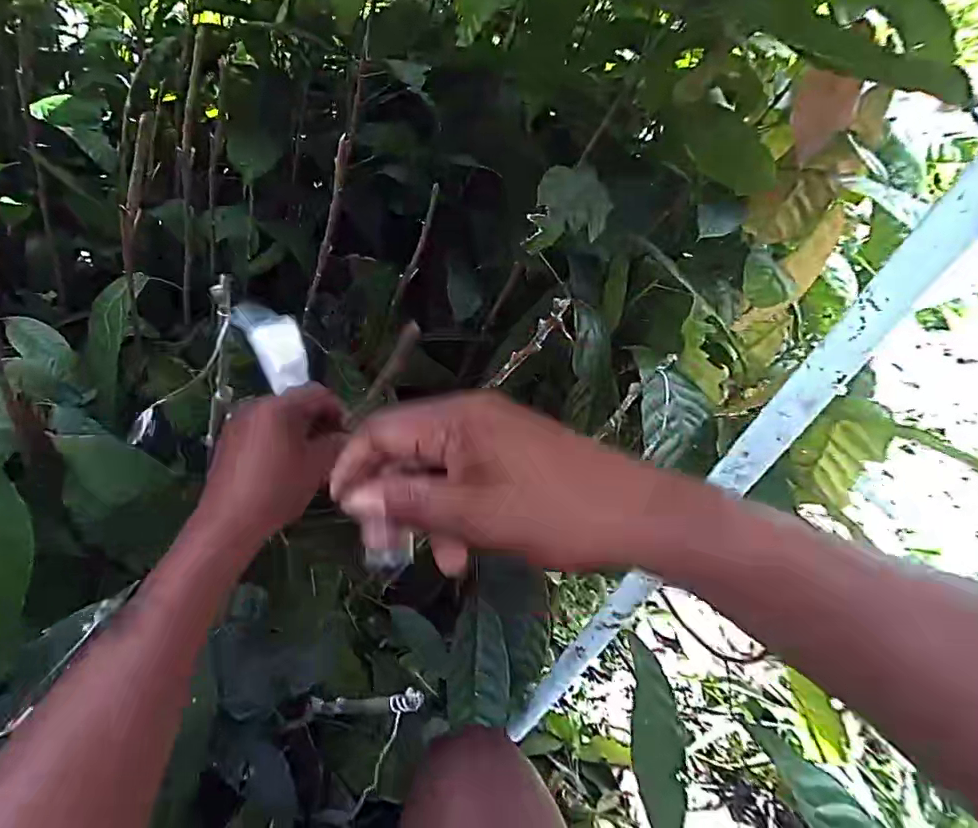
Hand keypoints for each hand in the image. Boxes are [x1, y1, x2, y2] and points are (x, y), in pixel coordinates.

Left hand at [197, 385, 346, 547]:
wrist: (227, 522)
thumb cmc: (276, 491)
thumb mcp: (316, 467)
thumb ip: (336, 444)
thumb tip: (344, 436)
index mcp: (278, 406)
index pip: (318, 392)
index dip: (338, 410)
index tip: (345, 433)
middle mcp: (256, 405)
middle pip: (296, 402)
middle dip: (317, 421)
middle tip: (330, 446)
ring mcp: (238, 420)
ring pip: (278, 416)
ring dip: (298, 430)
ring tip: (308, 458)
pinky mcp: (228, 438)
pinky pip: (261, 428)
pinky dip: (277, 437)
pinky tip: (282, 464)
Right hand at [328, 391, 693, 575]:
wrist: (637, 514)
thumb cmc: (553, 512)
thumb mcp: (473, 514)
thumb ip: (408, 502)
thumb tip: (351, 497)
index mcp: (455, 418)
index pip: (381, 429)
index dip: (353, 466)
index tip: (339, 510)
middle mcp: (468, 417)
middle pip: (406, 452)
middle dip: (392, 499)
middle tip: (385, 547)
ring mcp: (491, 435)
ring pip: (434, 471)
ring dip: (427, 514)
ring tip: (441, 560)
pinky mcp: (508, 455)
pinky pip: (464, 479)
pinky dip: (456, 513)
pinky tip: (465, 552)